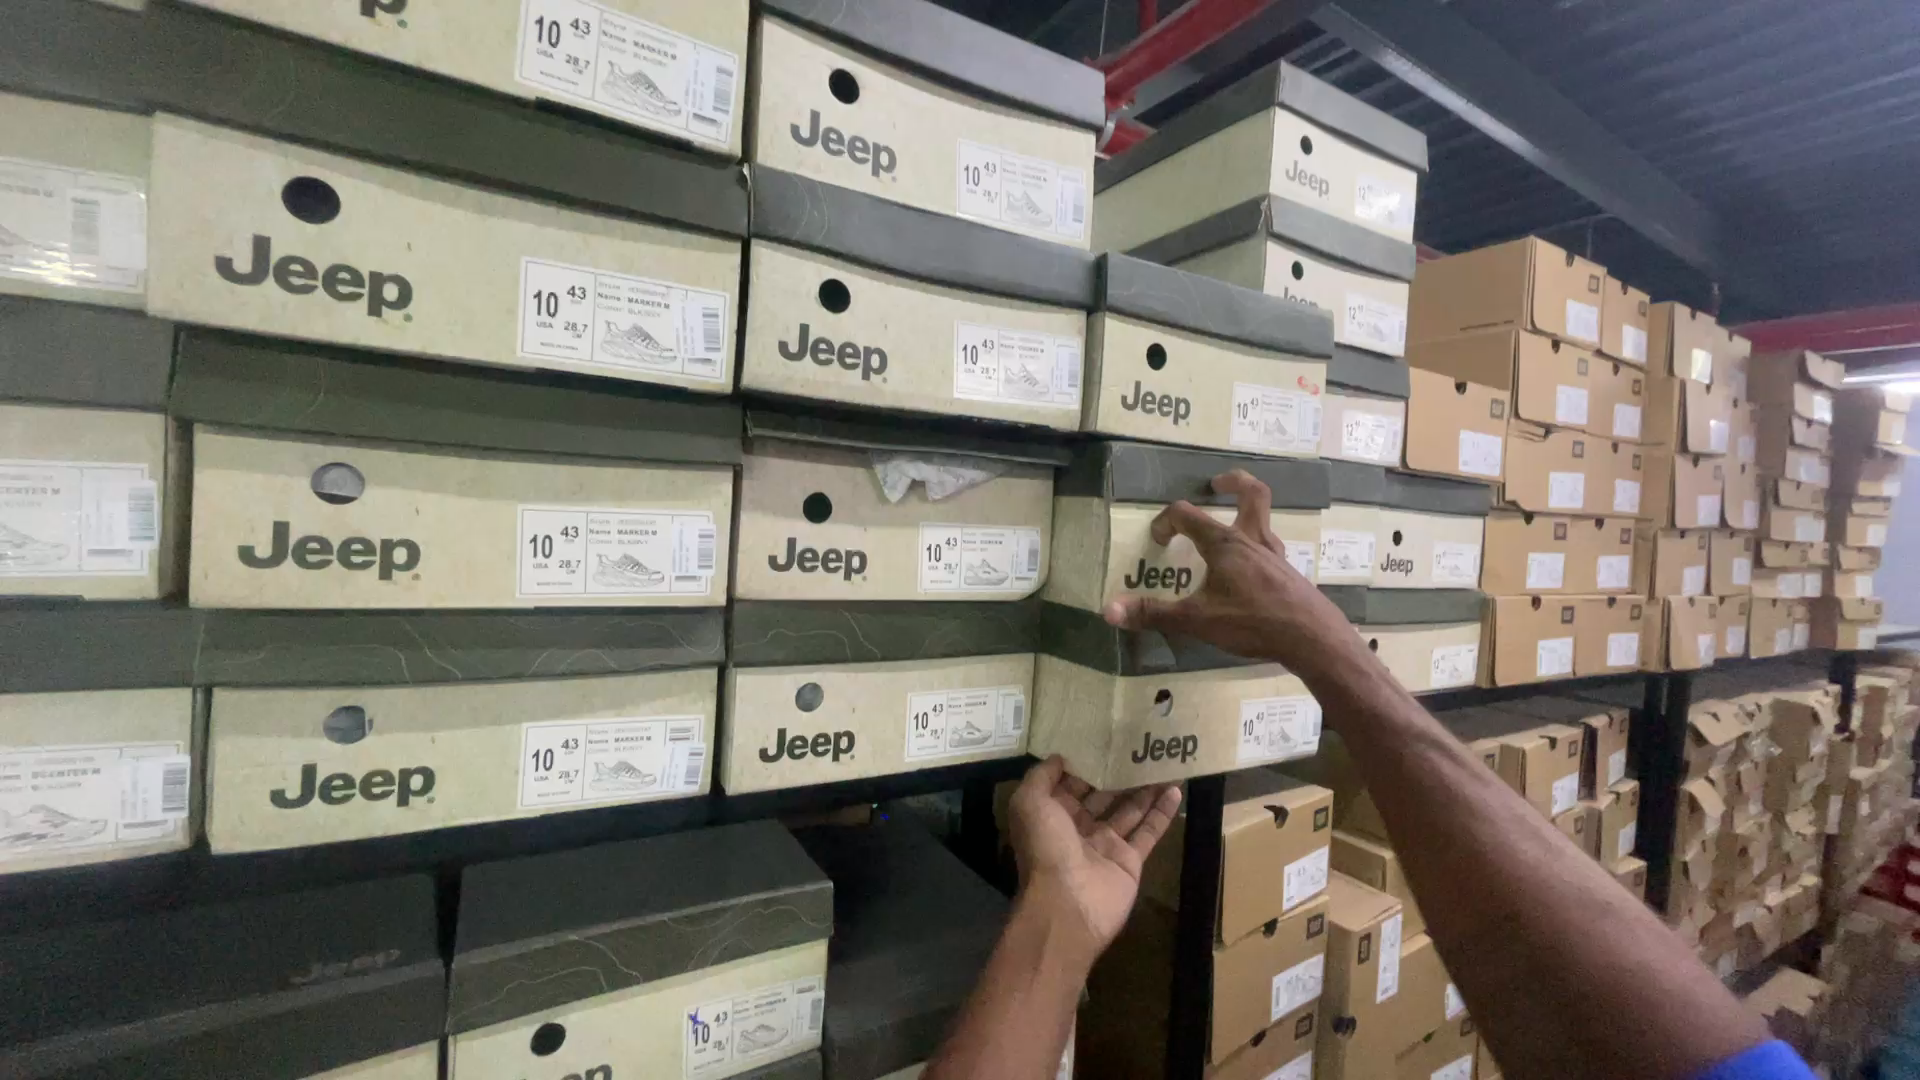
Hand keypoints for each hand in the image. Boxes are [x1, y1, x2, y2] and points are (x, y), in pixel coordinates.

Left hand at [1008, 756, 1180, 959]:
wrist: (1067, 905)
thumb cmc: (1045, 848)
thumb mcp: (1029, 803)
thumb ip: (1042, 776)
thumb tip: (1060, 757)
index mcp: (1052, 813)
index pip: (1070, 782)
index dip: (1085, 761)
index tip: (1104, 737)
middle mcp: (1078, 826)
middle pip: (1102, 793)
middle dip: (1117, 772)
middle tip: (1140, 744)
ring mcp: (1106, 844)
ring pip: (1129, 809)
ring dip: (1144, 787)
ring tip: (1162, 760)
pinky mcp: (1130, 860)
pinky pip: (1148, 831)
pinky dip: (1162, 812)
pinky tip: (1176, 789)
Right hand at [1102, 469, 1360, 676]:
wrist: (1314, 639)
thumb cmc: (1253, 621)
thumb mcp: (1196, 620)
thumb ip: (1153, 613)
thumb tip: (1109, 610)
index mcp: (1225, 544)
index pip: (1187, 514)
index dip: (1166, 521)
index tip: (1157, 540)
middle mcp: (1253, 541)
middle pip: (1252, 495)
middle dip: (1233, 483)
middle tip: (1217, 483)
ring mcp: (1276, 557)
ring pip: (1263, 523)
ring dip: (1245, 518)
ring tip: (1229, 532)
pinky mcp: (1290, 576)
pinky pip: (1270, 551)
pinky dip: (1256, 551)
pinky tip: (1249, 573)